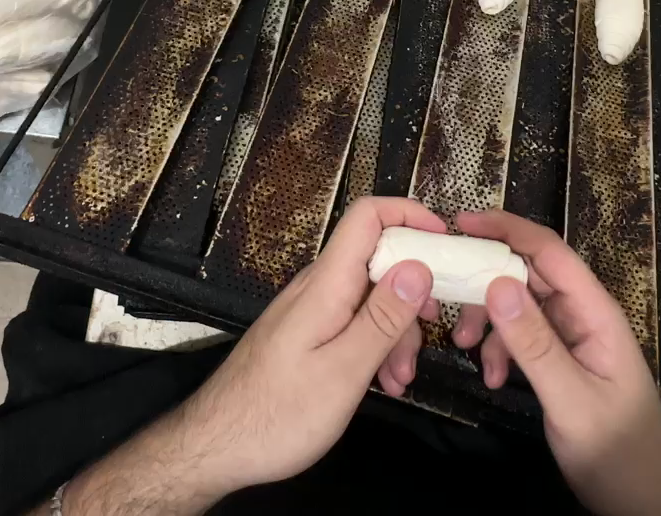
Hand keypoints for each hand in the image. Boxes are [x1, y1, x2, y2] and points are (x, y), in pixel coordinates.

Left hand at [61, 197, 444, 513]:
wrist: (215, 446)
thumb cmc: (277, 414)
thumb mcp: (343, 372)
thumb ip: (383, 317)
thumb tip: (419, 264)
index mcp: (326, 283)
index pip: (367, 215)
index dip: (409, 214)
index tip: (445, 243)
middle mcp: (319, 285)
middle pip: (378, 257)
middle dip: (413, 292)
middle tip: (431, 336)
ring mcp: (313, 307)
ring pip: (370, 295)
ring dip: (397, 329)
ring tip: (402, 379)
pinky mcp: (309, 330)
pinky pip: (354, 320)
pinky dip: (375, 344)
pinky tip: (384, 381)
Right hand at [451, 209, 660, 515]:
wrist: (643, 504)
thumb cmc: (616, 452)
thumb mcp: (571, 400)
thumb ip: (534, 344)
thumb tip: (496, 282)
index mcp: (595, 312)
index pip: (549, 251)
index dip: (507, 229)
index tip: (461, 222)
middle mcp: (582, 314)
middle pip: (528, 273)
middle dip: (486, 280)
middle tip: (446, 291)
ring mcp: (571, 336)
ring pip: (519, 304)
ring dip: (488, 320)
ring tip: (466, 347)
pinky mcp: (560, 358)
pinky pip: (521, 335)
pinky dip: (499, 348)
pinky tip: (489, 377)